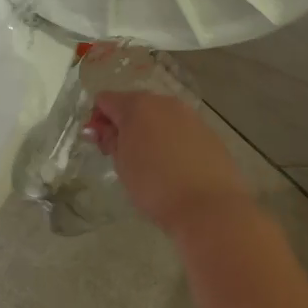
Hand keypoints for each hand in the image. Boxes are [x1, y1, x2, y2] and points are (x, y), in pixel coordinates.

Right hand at [84, 91, 255, 234]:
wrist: (209, 207)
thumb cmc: (155, 185)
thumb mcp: (121, 164)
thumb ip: (110, 140)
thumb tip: (104, 130)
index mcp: (137, 106)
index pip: (105, 100)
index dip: (97, 120)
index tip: (100, 144)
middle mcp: (164, 103)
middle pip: (134, 104)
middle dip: (124, 124)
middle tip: (122, 154)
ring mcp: (190, 116)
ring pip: (160, 116)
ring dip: (149, 131)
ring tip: (151, 162)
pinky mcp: (210, 133)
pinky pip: (181, 130)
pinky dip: (172, 141)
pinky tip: (175, 167)